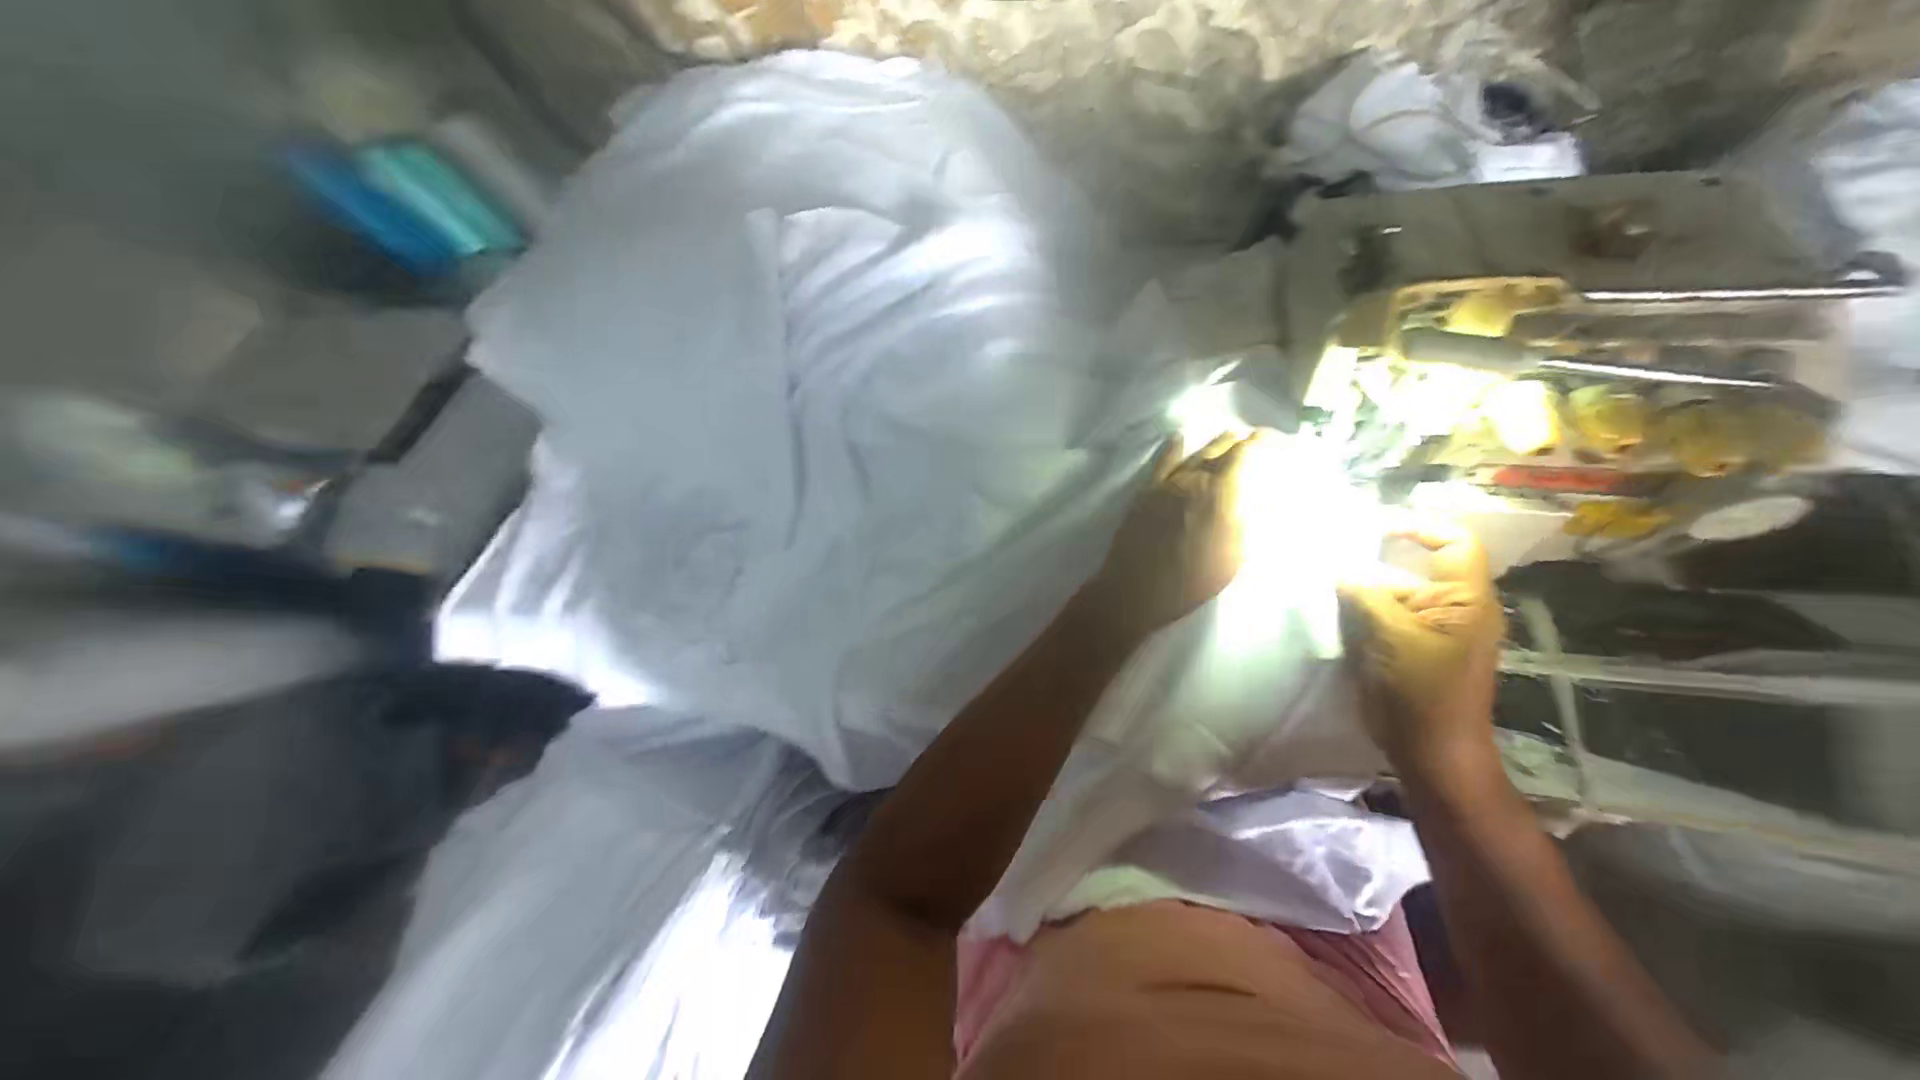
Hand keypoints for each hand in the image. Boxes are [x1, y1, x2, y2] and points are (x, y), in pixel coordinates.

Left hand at [1082, 432, 1258, 639]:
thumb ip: (1239, 522)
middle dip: (1235, 441)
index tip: (1269, 436)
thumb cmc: (1195, 578)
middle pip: (1216, 450)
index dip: (1258, 441)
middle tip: (1248, 436)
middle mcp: (1193, 480)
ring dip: (1210, 444)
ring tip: (1224, 435)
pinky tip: (1178, 439)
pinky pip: (1161, 464)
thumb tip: (1240, 504)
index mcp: (1220, 492)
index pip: (1242, 455)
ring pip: (1191, 454)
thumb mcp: (1235, 555)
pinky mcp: (1144, 495)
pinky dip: (1172, 449)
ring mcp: (1166, 485)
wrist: (1140, 588)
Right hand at [1338, 520, 1505, 774]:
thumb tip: (1340, 571)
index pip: (1454, 545)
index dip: (1420, 529)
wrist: (1430, 750)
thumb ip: (1366, 597)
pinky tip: (1328, 617)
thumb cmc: (1424, 692)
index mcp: (1465, 600)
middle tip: (1327, 566)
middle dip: (1368, 569)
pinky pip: (1378, 620)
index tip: (1375, 531)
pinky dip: (1354, 616)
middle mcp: (1449, 609)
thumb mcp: (1395, 637)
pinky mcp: (1403, 650)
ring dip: (1357, 595)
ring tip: (1321, 591)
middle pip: (1408, 571)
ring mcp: (1425, 631)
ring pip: (1387, 597)